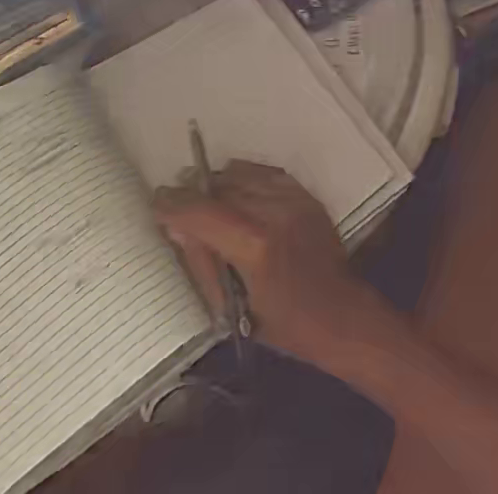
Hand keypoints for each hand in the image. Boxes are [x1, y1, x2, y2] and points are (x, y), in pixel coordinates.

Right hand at [153, 161, 392, 365]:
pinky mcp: (305, 196)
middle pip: (221, 188)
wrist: (340, 314)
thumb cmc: (284, 324)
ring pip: (244, 176)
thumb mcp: (232, 306)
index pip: (203, 212)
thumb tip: (176, 228)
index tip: (157, 202)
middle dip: (194, 193)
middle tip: (175, 202)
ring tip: (202, 194)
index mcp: (255, 245)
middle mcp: (274, 213)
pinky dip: (246, 176)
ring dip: (218, 184)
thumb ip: (202, 263)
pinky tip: (233, 183)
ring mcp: (293, 200)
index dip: (174, 205)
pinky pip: (268, 173)